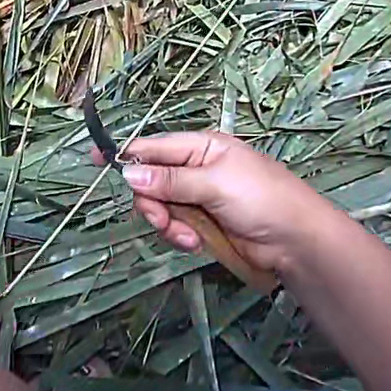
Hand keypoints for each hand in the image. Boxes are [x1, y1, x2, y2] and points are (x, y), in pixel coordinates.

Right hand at [101, 131, 344, 277]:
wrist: (295, 240)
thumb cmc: (261, 198)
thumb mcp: (215, 183)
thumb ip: (171, 180)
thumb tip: (128, 172)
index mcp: (201, 146)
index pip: (154, 146)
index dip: (126, 155)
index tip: (95, 161)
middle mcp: (196, 168)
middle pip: (151, 180)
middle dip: (152, 202)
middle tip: (163, 220)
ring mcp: (199, 196)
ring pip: (160, 206)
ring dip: (168, 223)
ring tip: (189, 237)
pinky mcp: (203, 222)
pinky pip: (175, 226)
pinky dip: (180, 235)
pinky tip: (196, 243)